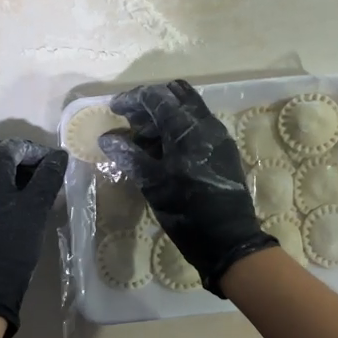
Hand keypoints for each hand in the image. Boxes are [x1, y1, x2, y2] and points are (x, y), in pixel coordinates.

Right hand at [99, 80, 276, 296]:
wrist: (230, 240)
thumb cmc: (187, 211)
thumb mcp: (153, 185)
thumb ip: (130, 156)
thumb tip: (107, 138)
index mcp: (187, 128)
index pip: (157, 98)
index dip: (133, 99)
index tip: (114, 108)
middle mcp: (206, 124)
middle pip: (176, 97)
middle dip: (150, 103)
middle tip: (130, 120)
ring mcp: (218, 136)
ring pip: (188, 110)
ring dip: (164, 116)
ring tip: (142, 137)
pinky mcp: (223, 150)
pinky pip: (197, 126)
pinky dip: (177, 128)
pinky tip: (163, 149)